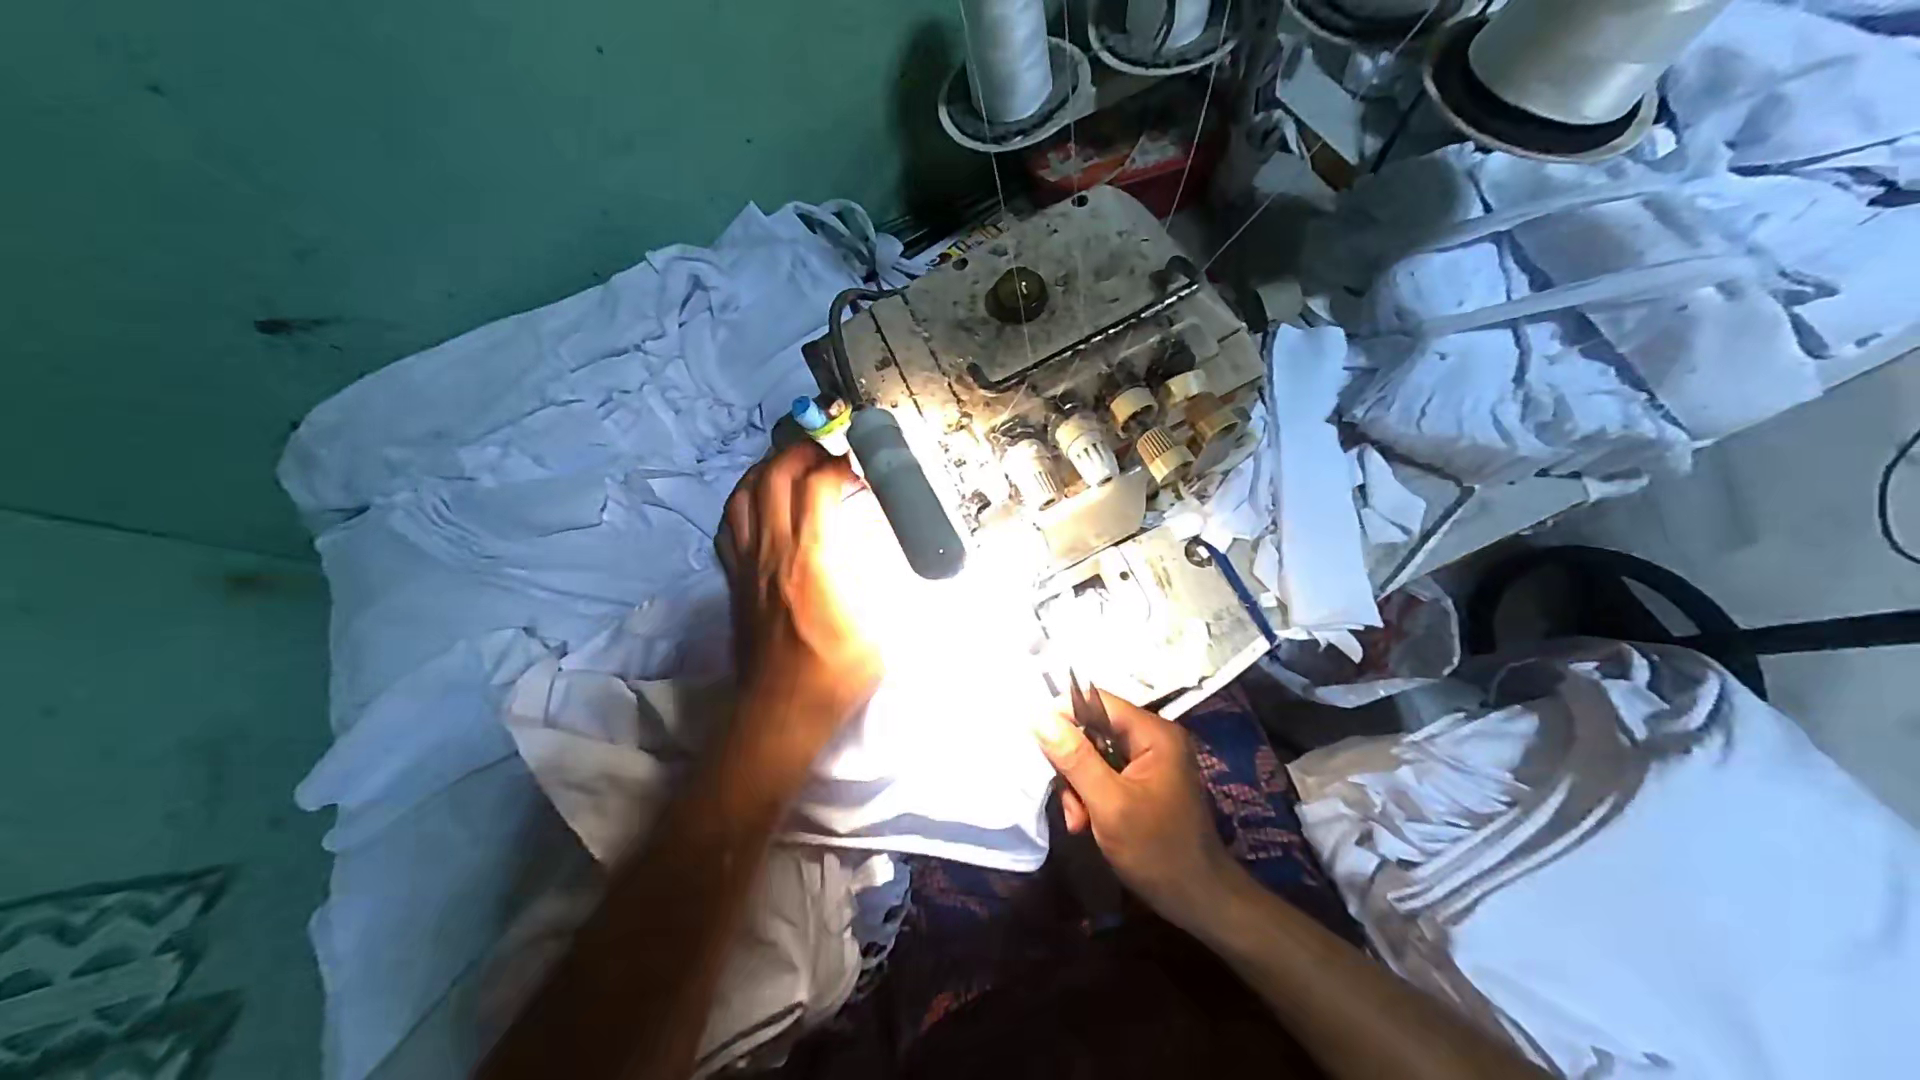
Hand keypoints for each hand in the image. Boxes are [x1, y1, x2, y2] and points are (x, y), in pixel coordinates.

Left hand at [718, 440, 882, 741]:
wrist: (779, 712)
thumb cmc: (834, 675)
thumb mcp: (880, 631)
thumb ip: (884, 588)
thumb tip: (892, 559)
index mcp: (811, 561)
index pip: (817, 488)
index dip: (840, 466)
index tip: (861, 468)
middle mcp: (772, 552)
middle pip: (774, 478)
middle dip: (801, 452)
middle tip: (826, 450)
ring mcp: (747, 564)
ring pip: (744, 496)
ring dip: (767, 470)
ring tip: (791, 465)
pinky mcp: (734, 580)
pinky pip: (729, 526)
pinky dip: (744, 502)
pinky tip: (761, 504)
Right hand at [1034, 691, 1243, 932]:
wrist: (1198, 901)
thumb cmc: (1157, 851)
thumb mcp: (1109, 804)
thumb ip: (1075, 758)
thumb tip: (1040, 716)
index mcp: (1154, 733)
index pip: (1097, 702)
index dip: (1064, 716)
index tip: (1039, 745)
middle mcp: (1153, 738)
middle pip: (1092, 729)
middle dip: (1072, 764)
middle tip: (1068, 802)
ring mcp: (1150, 761)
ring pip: (1094, 754)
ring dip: (1078, 785)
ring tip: (1079, 821)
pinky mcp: (1143, 782)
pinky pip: (1104, 773)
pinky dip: (1090, 795)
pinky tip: (1087, 823)